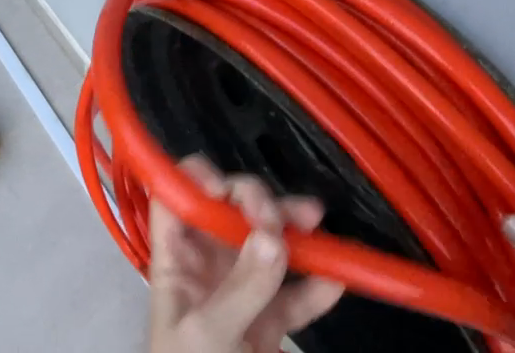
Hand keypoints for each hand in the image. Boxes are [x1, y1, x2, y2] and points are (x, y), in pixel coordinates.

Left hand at [148, 156, 344, 352]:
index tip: (227, 185)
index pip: (176, 199)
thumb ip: (241, 288)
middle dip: (258, 203)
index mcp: (175, 261)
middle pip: (229, 213)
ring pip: (266, 247)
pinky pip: (294, 298)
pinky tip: (339, 279)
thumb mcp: (206, 335)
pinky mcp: (267, 326)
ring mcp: (238, 293)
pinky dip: (316, 288)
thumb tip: (274, 236)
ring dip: (294, 233)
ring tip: (318, 224)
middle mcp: (205, 267)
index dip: (196, 179)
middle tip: (282, 216)